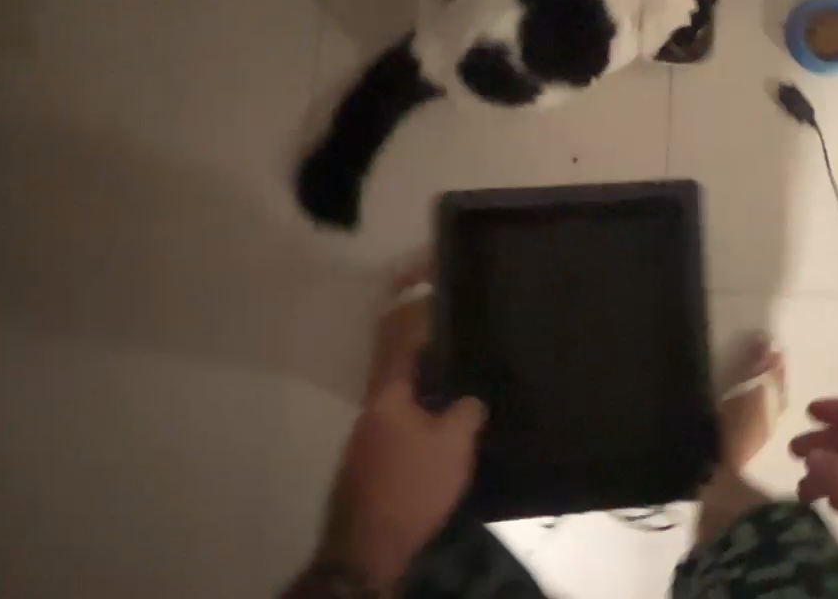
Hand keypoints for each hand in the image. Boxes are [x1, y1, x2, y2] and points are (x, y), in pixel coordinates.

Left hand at [316, 281, 486, 594]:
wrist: (366, 550)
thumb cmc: (411, 486)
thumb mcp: (453, 444)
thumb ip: (466, 410)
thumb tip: (471, 399)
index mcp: (388, 394)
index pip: (400, 337)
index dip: (418, 310)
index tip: (436, 287)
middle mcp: (372, 408)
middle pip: (398, 365)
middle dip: (425, 349)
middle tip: (458, 336)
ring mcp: (367, 437)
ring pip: (400, 396)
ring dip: (425, 386)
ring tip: (459, 380)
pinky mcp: (370, 463)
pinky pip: (400, 422)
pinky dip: (420, 413)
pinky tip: (442, 425)